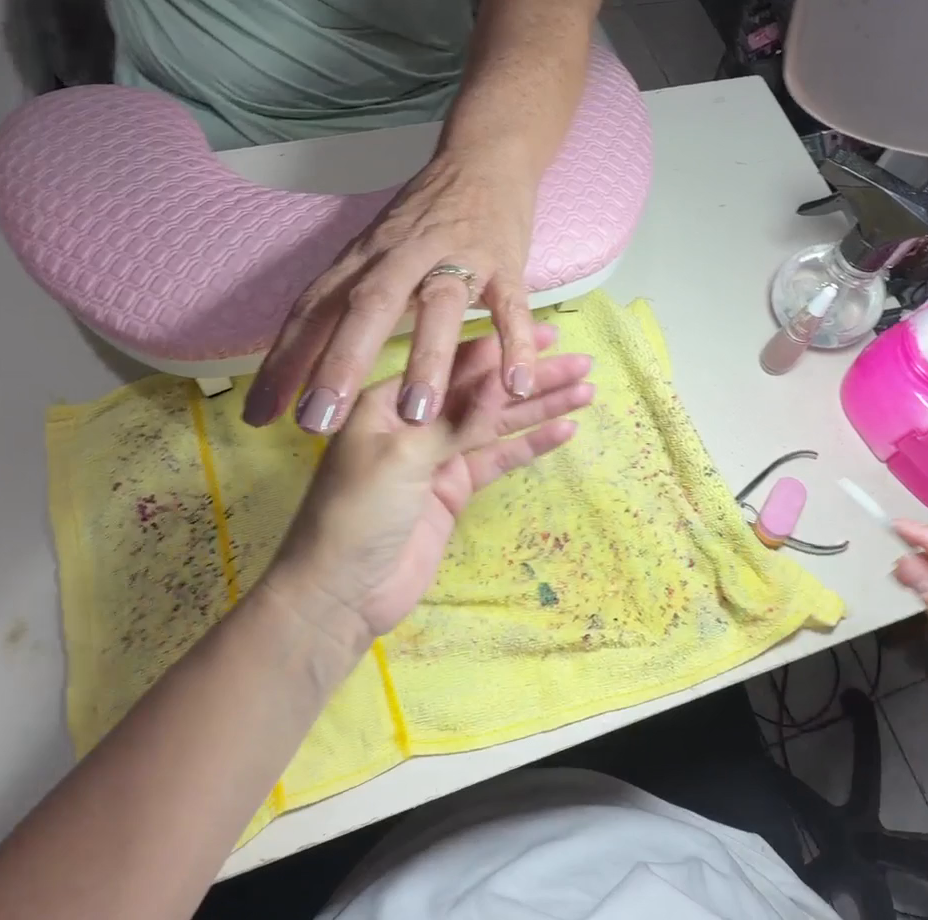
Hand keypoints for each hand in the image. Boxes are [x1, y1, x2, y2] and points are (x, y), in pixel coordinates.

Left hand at [242, 157, 537, 436]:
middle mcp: (402, 255)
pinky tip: (514, 387)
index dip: (284, 360)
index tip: (258, 416)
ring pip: (439, 306)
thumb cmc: (422, 217)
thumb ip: (344, 301)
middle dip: (340, 365)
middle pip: (366, 306)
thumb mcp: (373, 251)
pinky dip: (514, 344)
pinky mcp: (505, 263)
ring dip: (425, 359)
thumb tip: (301, 363)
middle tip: (318, 423)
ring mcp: (458, 256)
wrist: (485, 158)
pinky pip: (511, 306)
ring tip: (415, 416)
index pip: (314, 308)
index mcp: (363, 257)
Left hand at [267, 325, 591, 639]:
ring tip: (587, 391)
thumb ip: (457, 418)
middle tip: (583, 363)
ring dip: (540, 407)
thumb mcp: (403, 456)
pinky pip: (498, 459)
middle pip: (485, 391)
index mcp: (392, 399)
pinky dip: (531, 445)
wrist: (340, 592)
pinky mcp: (453, 490)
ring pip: (498, 423)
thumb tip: (504, 375)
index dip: (504, 348)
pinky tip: (565, 430)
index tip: (549, 334)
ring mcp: (438, 456)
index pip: (457, 363)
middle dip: (533, 377)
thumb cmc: (357, 513)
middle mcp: (418, 419)